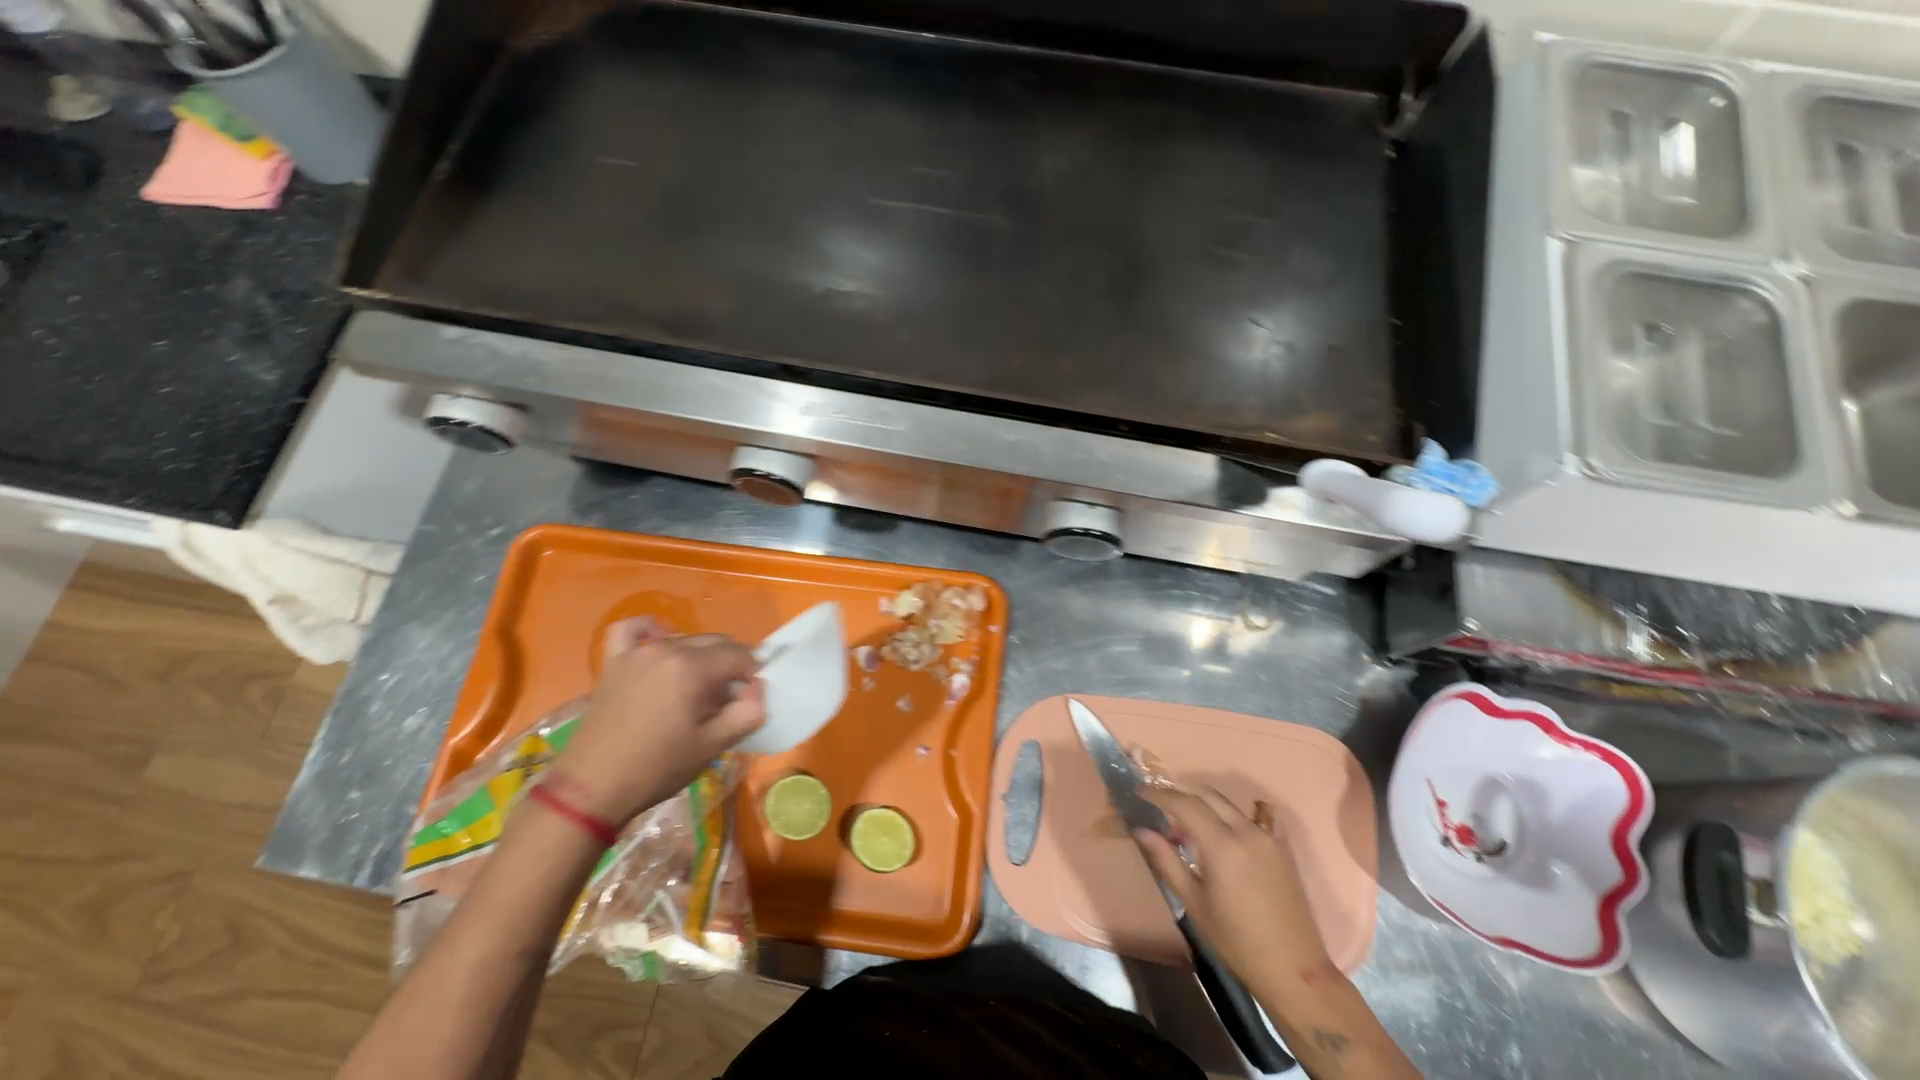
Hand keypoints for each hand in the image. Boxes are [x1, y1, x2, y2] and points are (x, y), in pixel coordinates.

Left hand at [545, 618, 765, 826]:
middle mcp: (666, 650)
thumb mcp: (712, 746)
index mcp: (692, 669)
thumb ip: (746, 713)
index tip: (751, 698)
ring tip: (700, 689)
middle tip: (730, 700)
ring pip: (682, 640)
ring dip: (700, 657)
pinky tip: (660, 642)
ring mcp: (636, 654)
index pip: (738, 656)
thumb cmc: (657, 768)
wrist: (592, 786)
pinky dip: (651, 631)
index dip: (752, 675)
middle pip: (713, 644)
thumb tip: (758, 691)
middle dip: (730, 666)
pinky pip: (632, 631)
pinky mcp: (613, 664)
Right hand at [1138, 785, 1337, 998]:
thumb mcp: (1194, 903)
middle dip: (1181, 792)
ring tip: (1184, 824)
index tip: (1141, 792)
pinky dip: (1227, 817)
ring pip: (1229, 805)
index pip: (1185, 804)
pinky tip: (1217, 835)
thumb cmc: (1235, 940)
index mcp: (1222, 844)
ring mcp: (1267, 837)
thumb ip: (1167, 861)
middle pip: (1208, 795)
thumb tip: (1142, 831)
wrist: (1292, 966)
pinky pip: (1248, 819)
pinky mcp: (1281, 847)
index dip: (1160, 794)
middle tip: (1159, 802)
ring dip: (1203, 804)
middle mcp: (1246, 831)